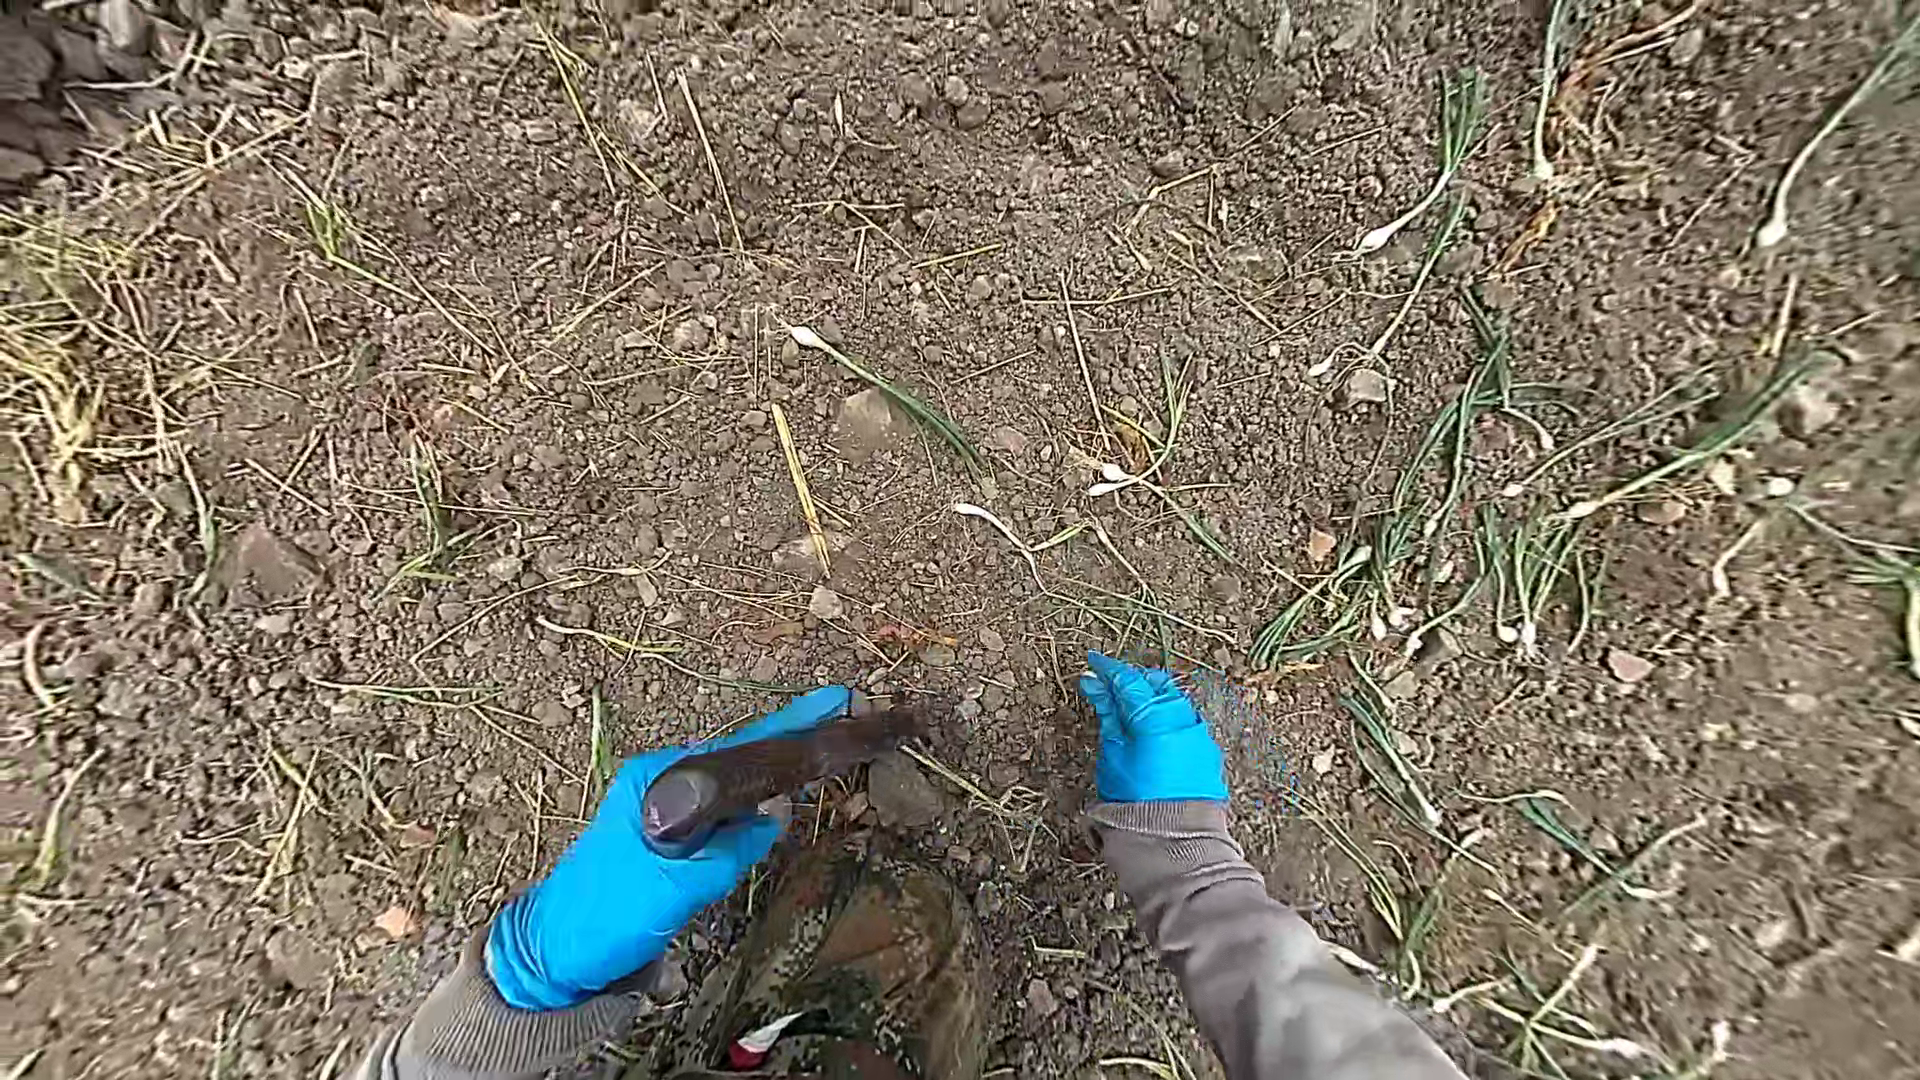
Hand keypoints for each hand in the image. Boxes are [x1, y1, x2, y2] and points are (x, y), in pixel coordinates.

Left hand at [486, 685, 851, 1009]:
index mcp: (658, 777)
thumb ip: (732, 849)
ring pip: (733, 787)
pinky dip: (749, 811)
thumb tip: (776, 818)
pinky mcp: (671, 832)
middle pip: (740, 759)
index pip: (738, 747)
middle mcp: (663, 780)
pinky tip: (772, 810)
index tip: (832, 702)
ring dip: (768, 782)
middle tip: (836, 730)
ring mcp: (665, 804)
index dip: (789, 726)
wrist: (550, 961)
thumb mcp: (676, 884)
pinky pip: (722, 812)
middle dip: (786, 748)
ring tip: (813, 764)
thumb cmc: (606, 914)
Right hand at [1078, 651, 1225, 802]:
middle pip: (1154, 683)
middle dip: (1131, 680)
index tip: (1093, 662)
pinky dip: (1163, 715)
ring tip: (1126, 707)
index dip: (1108, 669)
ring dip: (1148, 697)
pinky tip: (1148, 727)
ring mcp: (1198, 732)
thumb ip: (1108, 712)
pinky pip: (1182, 718)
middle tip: (1107, 685)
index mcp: (1157, 714)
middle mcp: (1183, 717)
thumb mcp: (1114, 751)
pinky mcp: (1205, 749)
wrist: (1174, 838)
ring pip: (1170, 698)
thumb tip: (1095, 685)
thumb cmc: (1136, 797)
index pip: (1129, 679)